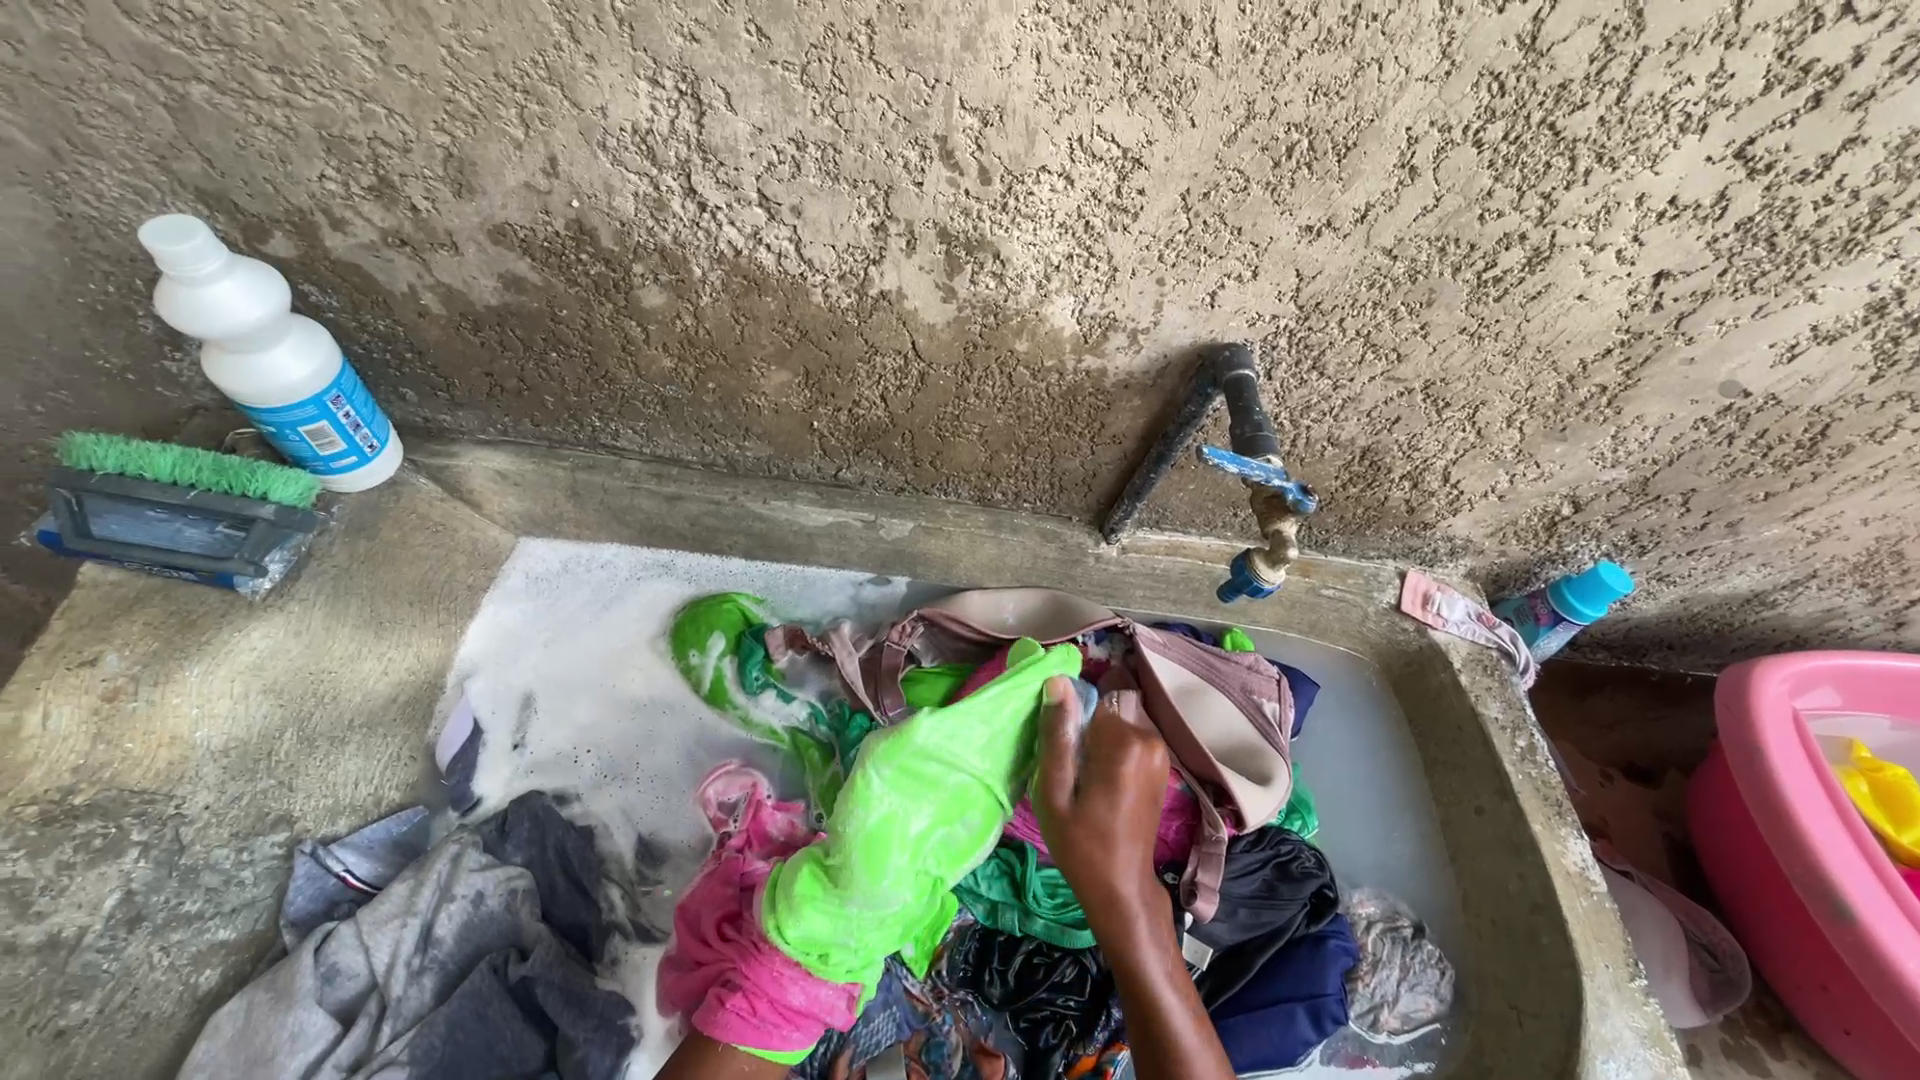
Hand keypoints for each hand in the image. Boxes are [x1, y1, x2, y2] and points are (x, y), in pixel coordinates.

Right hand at [1032, 676, 1172, 935]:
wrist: (1120, 885)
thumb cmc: (1080, 842)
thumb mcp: (1054, 790)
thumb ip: (1057, 733)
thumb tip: (1057, 681)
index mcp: (1124, 741)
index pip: (1095, 693)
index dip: (1072, 709)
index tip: (1058, 735)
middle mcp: (1150, 737)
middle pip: (1110, 704)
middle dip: (1087, 721)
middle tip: (1068, 760)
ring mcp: (1160, 751)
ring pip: (1120, 718)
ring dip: (1099, 734)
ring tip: (1081, 771)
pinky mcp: (1161, 763)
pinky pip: (1131, 735)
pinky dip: (1112, 745)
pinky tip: (1097, 777)